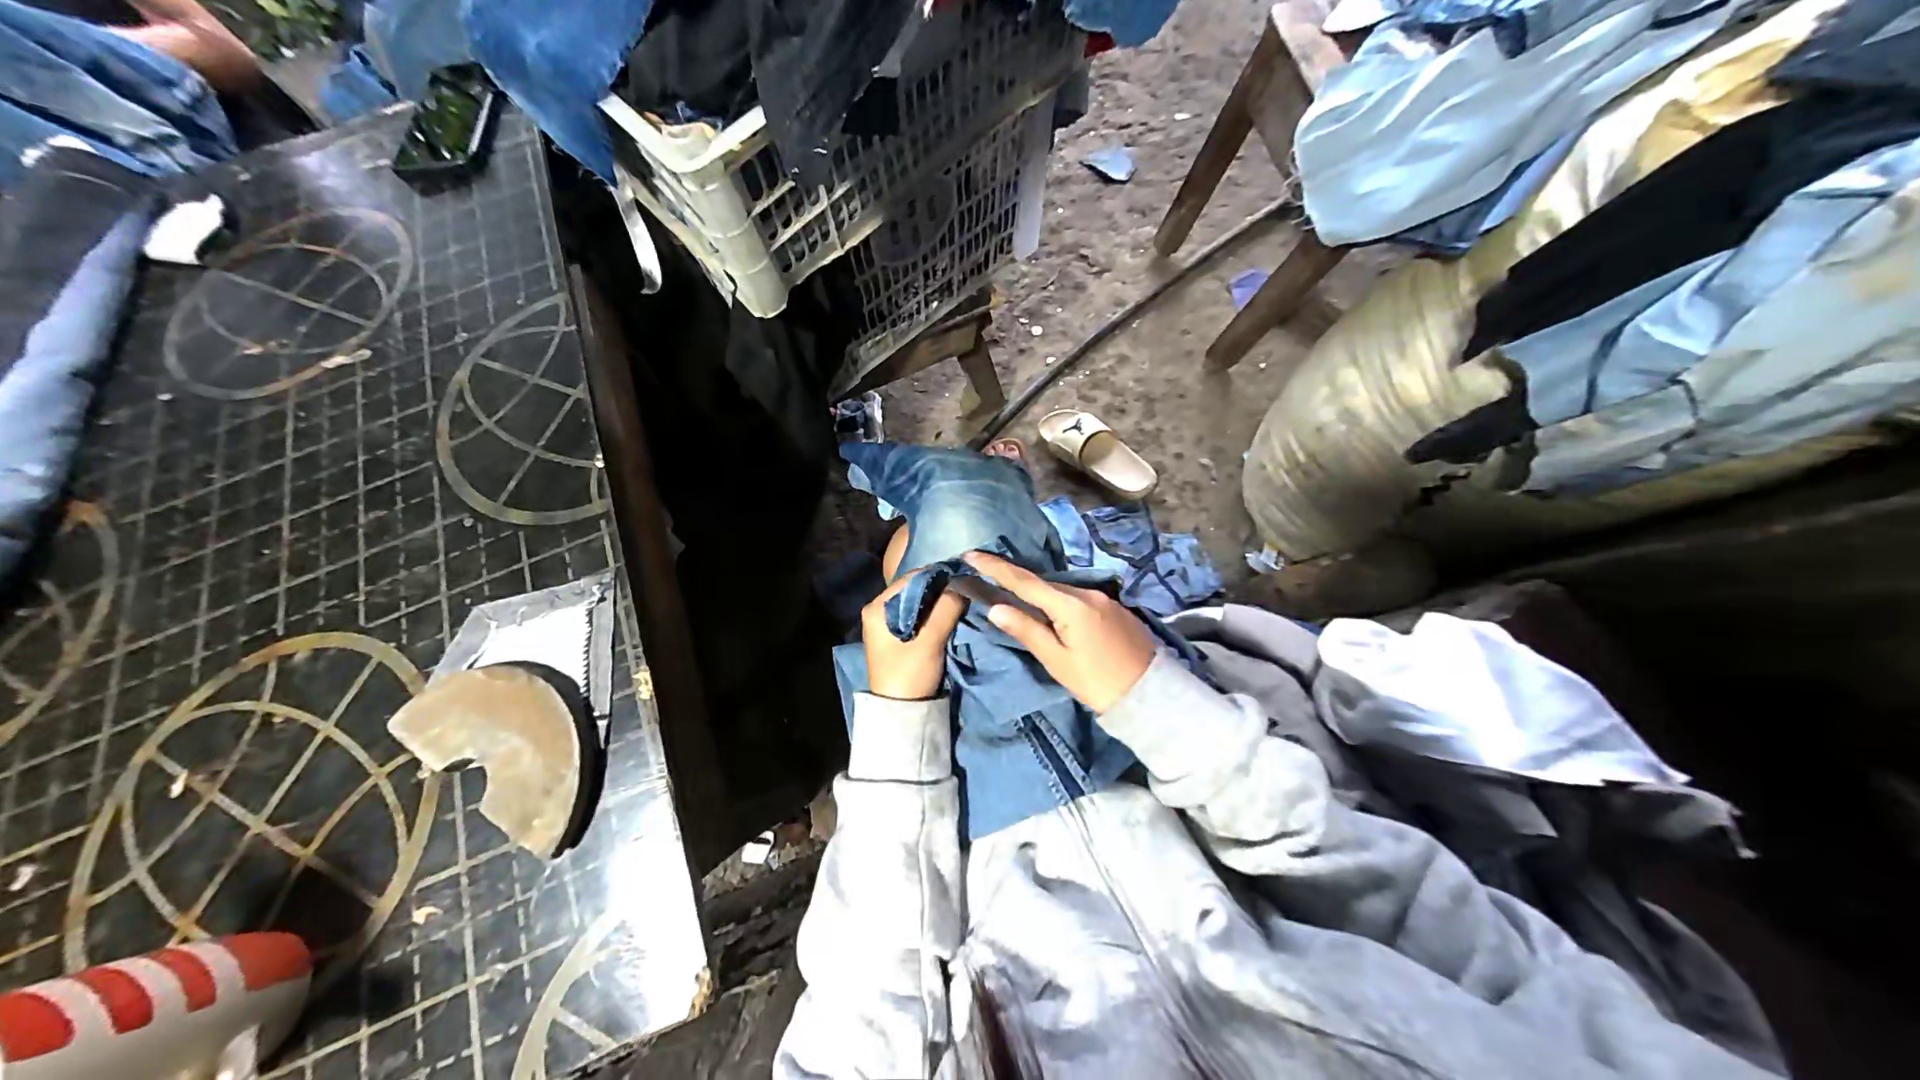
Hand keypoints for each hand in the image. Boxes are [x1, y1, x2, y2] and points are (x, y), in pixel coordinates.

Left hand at [862, 570, 965, 699]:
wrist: (900, 712)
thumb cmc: (909, 674)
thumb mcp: (929, 640)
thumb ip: (946, 609)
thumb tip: (962, 584)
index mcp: (876, 607)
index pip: (910, 578)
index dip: (937, 576)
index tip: (962, 577)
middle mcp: (877, 611)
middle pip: (913, 589)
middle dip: (938, 588)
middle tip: (964, 588)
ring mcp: (885, 624)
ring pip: (917, 602)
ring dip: (937, 602)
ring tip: (960, 600)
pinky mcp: (896, 636)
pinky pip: (917, 615)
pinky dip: (932, 614)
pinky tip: (949, 615)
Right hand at [963, 552, 1156, 712]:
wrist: (1150, 693)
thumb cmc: (1097, 682)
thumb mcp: (1056, 660)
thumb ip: (1026, 630)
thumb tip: (996, 607)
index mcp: (1070, 605)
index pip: (1024, 581)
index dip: (995, 567)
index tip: (971, 554)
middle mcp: (1087, 593)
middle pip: (1044, 584)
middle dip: (1016, 582)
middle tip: (989, 578)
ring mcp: (1104, 598)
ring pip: (1062, 592)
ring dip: (1040, 595)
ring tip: (1017, 599)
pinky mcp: (1115, 608)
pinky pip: (1079, 599)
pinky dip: (1060, 603)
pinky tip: (1054, 615)